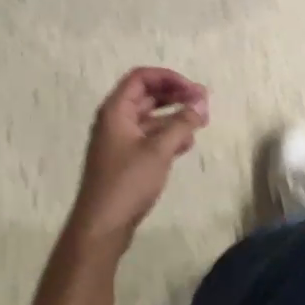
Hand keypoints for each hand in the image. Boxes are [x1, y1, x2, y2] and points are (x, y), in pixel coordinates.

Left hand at [68, 68, 209, 246]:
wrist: (101, 227)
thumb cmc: (127, 182)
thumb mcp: (159, 150)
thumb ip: (182, 123)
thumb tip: (201, 103)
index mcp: (116, 110)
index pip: (142, 77)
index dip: (169, 78)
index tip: (192, 90)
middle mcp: (115, 120)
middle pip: (147, 95)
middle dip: (175, 95)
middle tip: (203, 102)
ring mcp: (119, 141)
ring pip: (150, 117)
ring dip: (175, 116)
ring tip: (200, 124)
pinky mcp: (125, 160)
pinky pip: (149, 137)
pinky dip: (168, 135)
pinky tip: (186, 144)